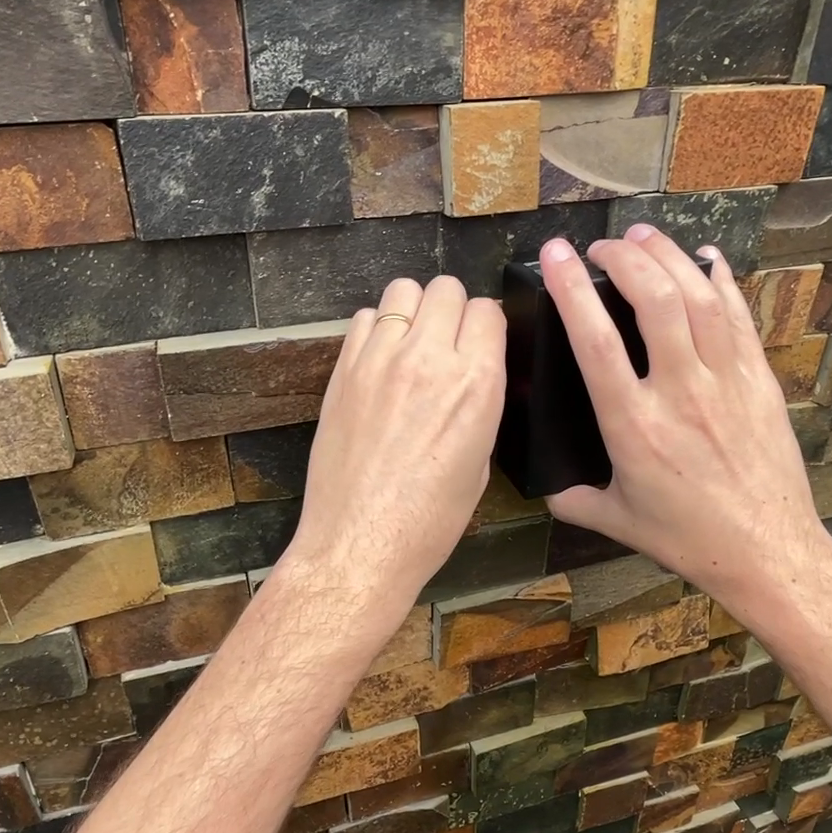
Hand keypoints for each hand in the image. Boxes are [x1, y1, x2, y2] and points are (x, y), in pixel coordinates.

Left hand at [283, 276, 505, 619]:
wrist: (360, 543)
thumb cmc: (429, 520)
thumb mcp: (480, 464)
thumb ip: (480, 406)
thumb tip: (473, 378)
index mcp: (476, 385)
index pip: (488, 310)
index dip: (486, 327)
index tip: (480, 345)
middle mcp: (429, 359)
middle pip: (446, 289)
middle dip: (452, 310)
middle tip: (446, 343)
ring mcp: (380, 359)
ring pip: (402, 290)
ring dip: (413, 310)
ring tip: (411, 345)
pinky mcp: (343, 369)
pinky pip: (363, 318)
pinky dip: (376, 329)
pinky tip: (379, 362)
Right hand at [538, 226, 831, 613]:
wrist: (766, 549)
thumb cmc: (688, 537)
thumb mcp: (617, 520)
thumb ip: (573, 499)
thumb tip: (545, 487)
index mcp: (634, 425)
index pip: (596, 342)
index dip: (573, 290)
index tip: (556, 256)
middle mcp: (680, 392)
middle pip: (654, 301)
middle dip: (624, 258)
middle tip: (601, 247)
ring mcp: (725, 381)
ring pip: (699, 297)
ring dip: (669, 256)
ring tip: (644, 236)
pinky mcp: (758, 380)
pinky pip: (739, 316)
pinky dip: (721, 280)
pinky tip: (706, 259)